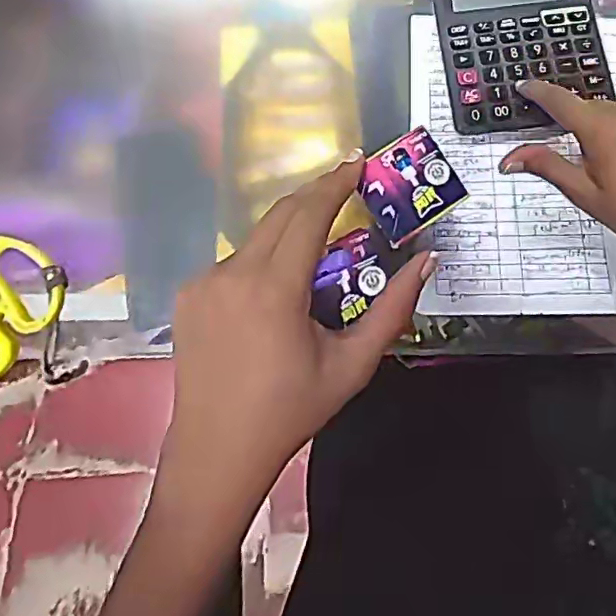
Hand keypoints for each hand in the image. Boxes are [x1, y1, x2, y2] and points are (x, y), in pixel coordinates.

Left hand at [164, 153, 434, 496]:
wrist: (216, 451)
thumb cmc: (290, 411)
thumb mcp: (352, 364)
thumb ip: (393, 309)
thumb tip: (426, 262)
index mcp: (274, 289)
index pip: (308, 214)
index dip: (335, 183)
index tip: (356, 163)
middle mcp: (233, 275)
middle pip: (280, 213)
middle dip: (315, 193)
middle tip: (347, 185)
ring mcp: (204, 282)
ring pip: (257, 237)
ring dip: (290, 230)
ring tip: (319, 246)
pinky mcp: (189, 294)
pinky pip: (235, 261)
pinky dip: (263, 259)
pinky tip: (277, 289)